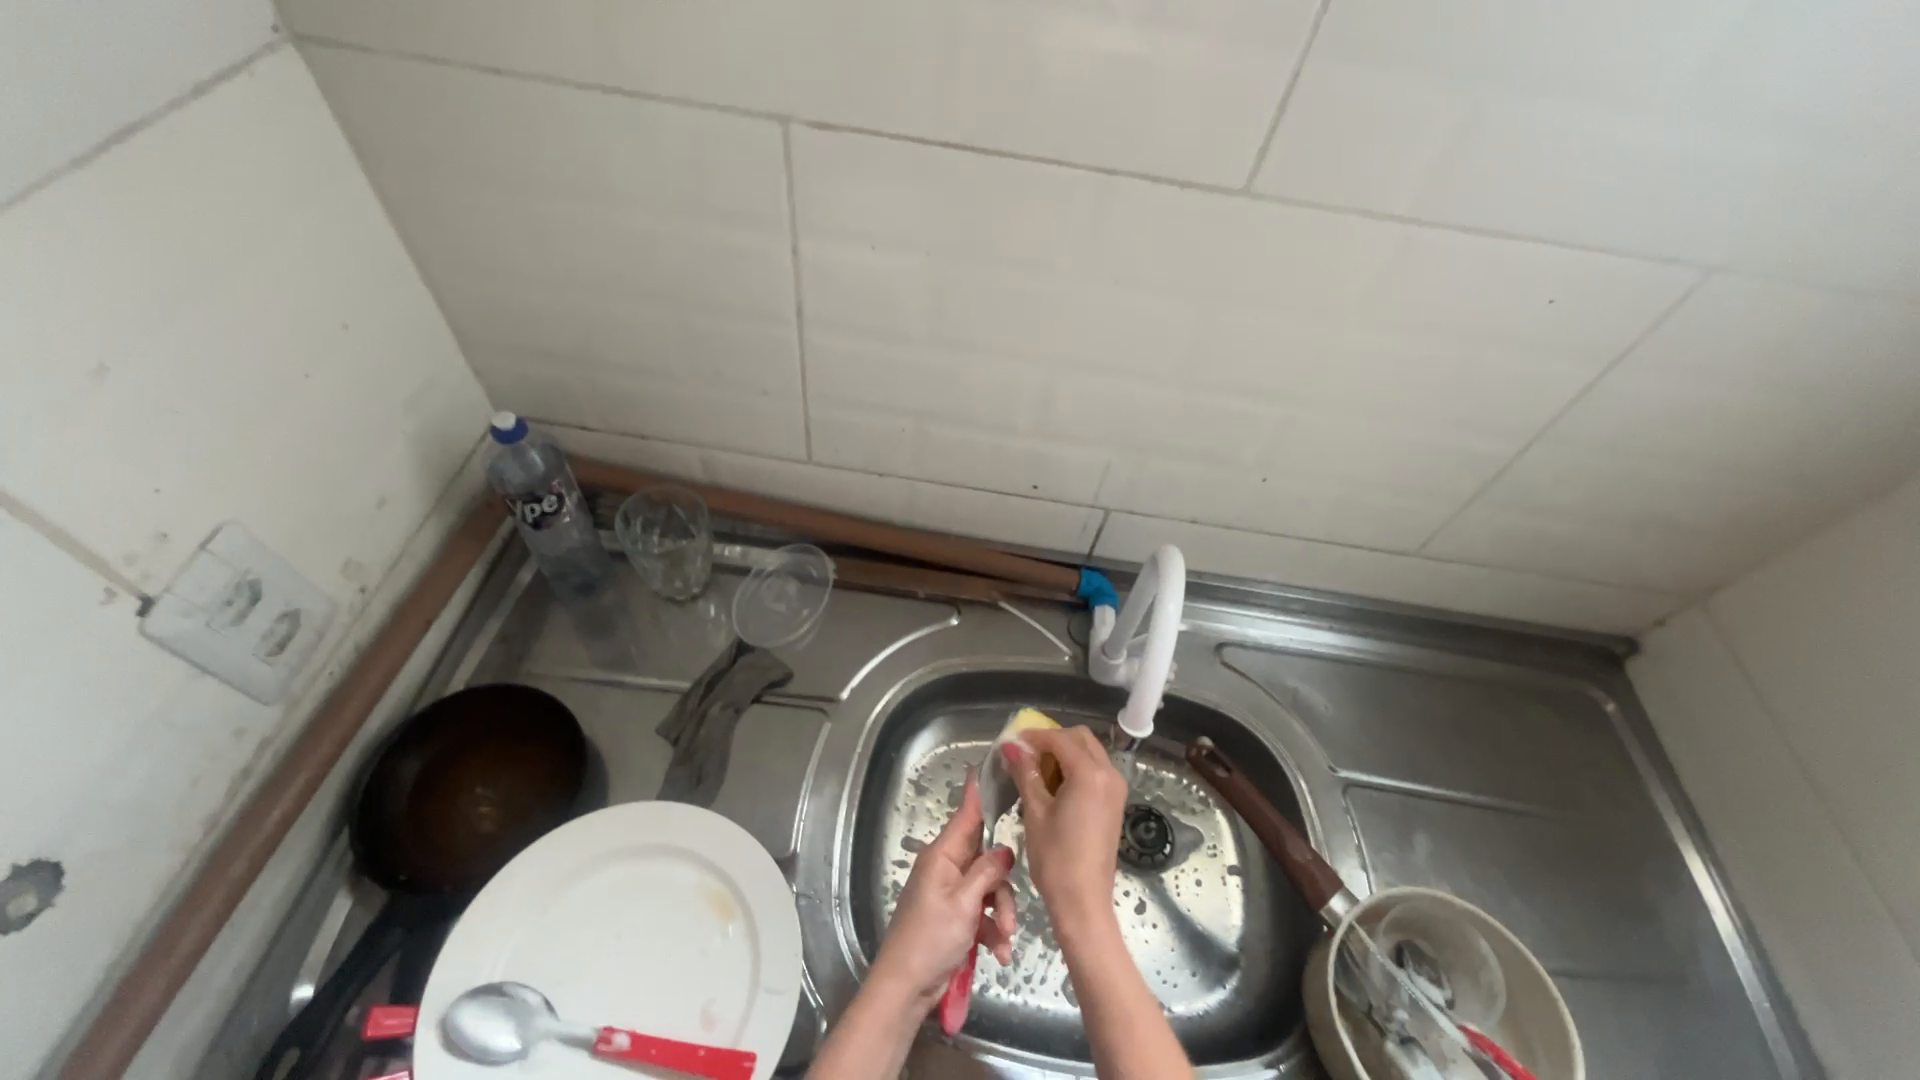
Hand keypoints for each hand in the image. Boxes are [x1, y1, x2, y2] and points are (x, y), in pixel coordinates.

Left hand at [870, 774, 1017, 1004]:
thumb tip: (1005, 849)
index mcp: (942, 855)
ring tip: (1004, 941)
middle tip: (1009, 917)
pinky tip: (999, 954)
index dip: (979, 793)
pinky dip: (993, 931)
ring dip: (1002, 914)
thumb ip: (987, 872)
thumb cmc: (930, 939)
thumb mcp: (964, 903)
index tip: (990, 766)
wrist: (906, 987)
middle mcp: (947, 867)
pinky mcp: (955, 917)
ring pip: (990, 888)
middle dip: (1003, 888)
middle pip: (987, 859)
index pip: (966, 815)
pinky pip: (983, 913)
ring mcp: (951, 893)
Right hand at [1003, 726, 1127, 928]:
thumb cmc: (1055, 858)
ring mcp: (1116, 789)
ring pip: (1090, 753)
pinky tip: (1055, 786)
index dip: (1034, 737)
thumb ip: (1025, 773)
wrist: (1083, 901)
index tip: (1012, 744)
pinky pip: (1096, 771)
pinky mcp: (1116, 803)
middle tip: (1025, 756)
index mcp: (1090, 773)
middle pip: (1080, 739)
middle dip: (1052, 740)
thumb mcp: (1035, 811)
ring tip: (1037, 772)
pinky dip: (1076, 768)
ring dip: (1065, 753)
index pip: (1060, 739)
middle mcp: (1109, 774)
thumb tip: (1011, 746)